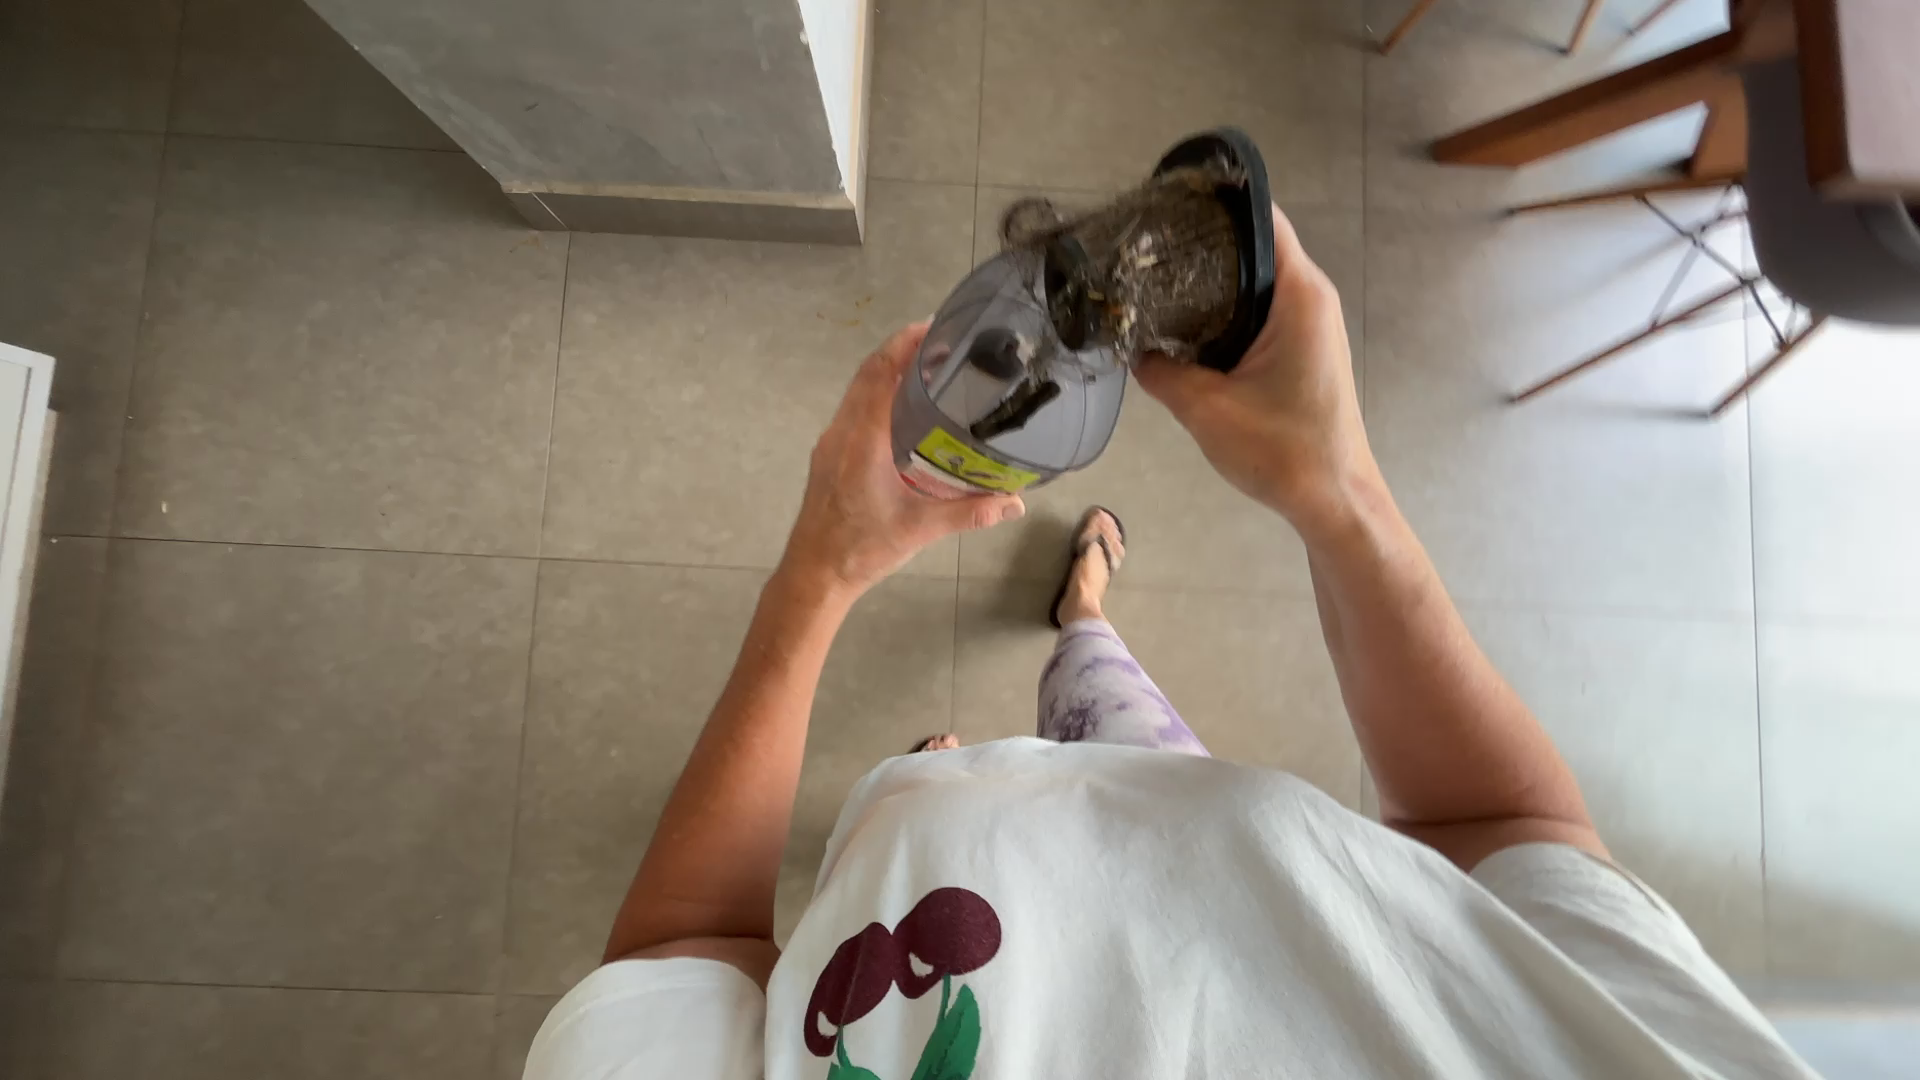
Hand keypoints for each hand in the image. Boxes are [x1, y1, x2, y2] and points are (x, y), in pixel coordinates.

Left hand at [781, 323, 1025, 598]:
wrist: (814, 574)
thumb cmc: (862, 550)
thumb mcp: (920, 529)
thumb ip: (971, 512)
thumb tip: (1017, 503)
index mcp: (862, 441)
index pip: (880, 375)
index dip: (906, 345)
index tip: (937, 328)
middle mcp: (842, 432)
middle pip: (867, 374)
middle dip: (902, 351)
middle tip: (943, 344)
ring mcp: (831, 442)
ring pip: (858, 390)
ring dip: (888, 372)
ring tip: (929, 369)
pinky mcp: (830, 454)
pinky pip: (854, 409)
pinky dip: (878, 394)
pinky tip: (905, 409)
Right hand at [1132, 204, 1378, 532]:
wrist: (1330, 499)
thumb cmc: (1280, 449)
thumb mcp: (1204, 408)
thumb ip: (1161, 372)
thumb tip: (1133, 351)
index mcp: (1298, 296)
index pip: (1260, 222)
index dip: (1215, 211)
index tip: (1167, 215)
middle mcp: (1310, 299)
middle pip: (1252, 252)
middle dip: (1201, 252)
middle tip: (1146, 261)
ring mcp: (1308, 327)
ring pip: (1252, 288)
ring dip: (1209, 291)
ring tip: (1156, 294)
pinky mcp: (1300, 353)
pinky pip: (1256, 318)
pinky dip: (1222, 320)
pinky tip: (1186, 336)